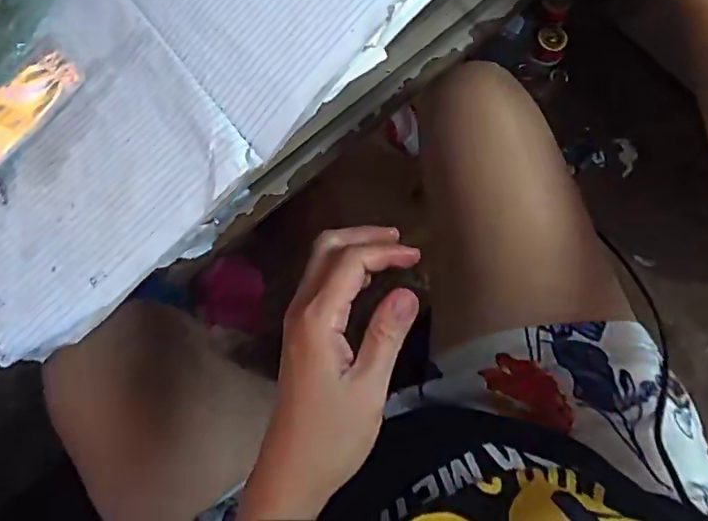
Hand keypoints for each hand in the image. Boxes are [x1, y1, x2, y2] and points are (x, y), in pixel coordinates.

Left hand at [240, 227, 420, 518]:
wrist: (290, 472)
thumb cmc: (332, 436)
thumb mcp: (369, 389)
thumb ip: (387, 335)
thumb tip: (409, 291)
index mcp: (317, 318)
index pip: (350, 261)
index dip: (384, 251)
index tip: (416, 255)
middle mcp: (301, 308)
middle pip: (327, 247)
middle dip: (364, 235)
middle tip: (400, 240)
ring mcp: (297, 317)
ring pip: (321, 260)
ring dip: (353, 247)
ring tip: (390, 251)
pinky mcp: (301, 329)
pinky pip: (321, 280)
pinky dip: (346, 266)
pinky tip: (368, 278)